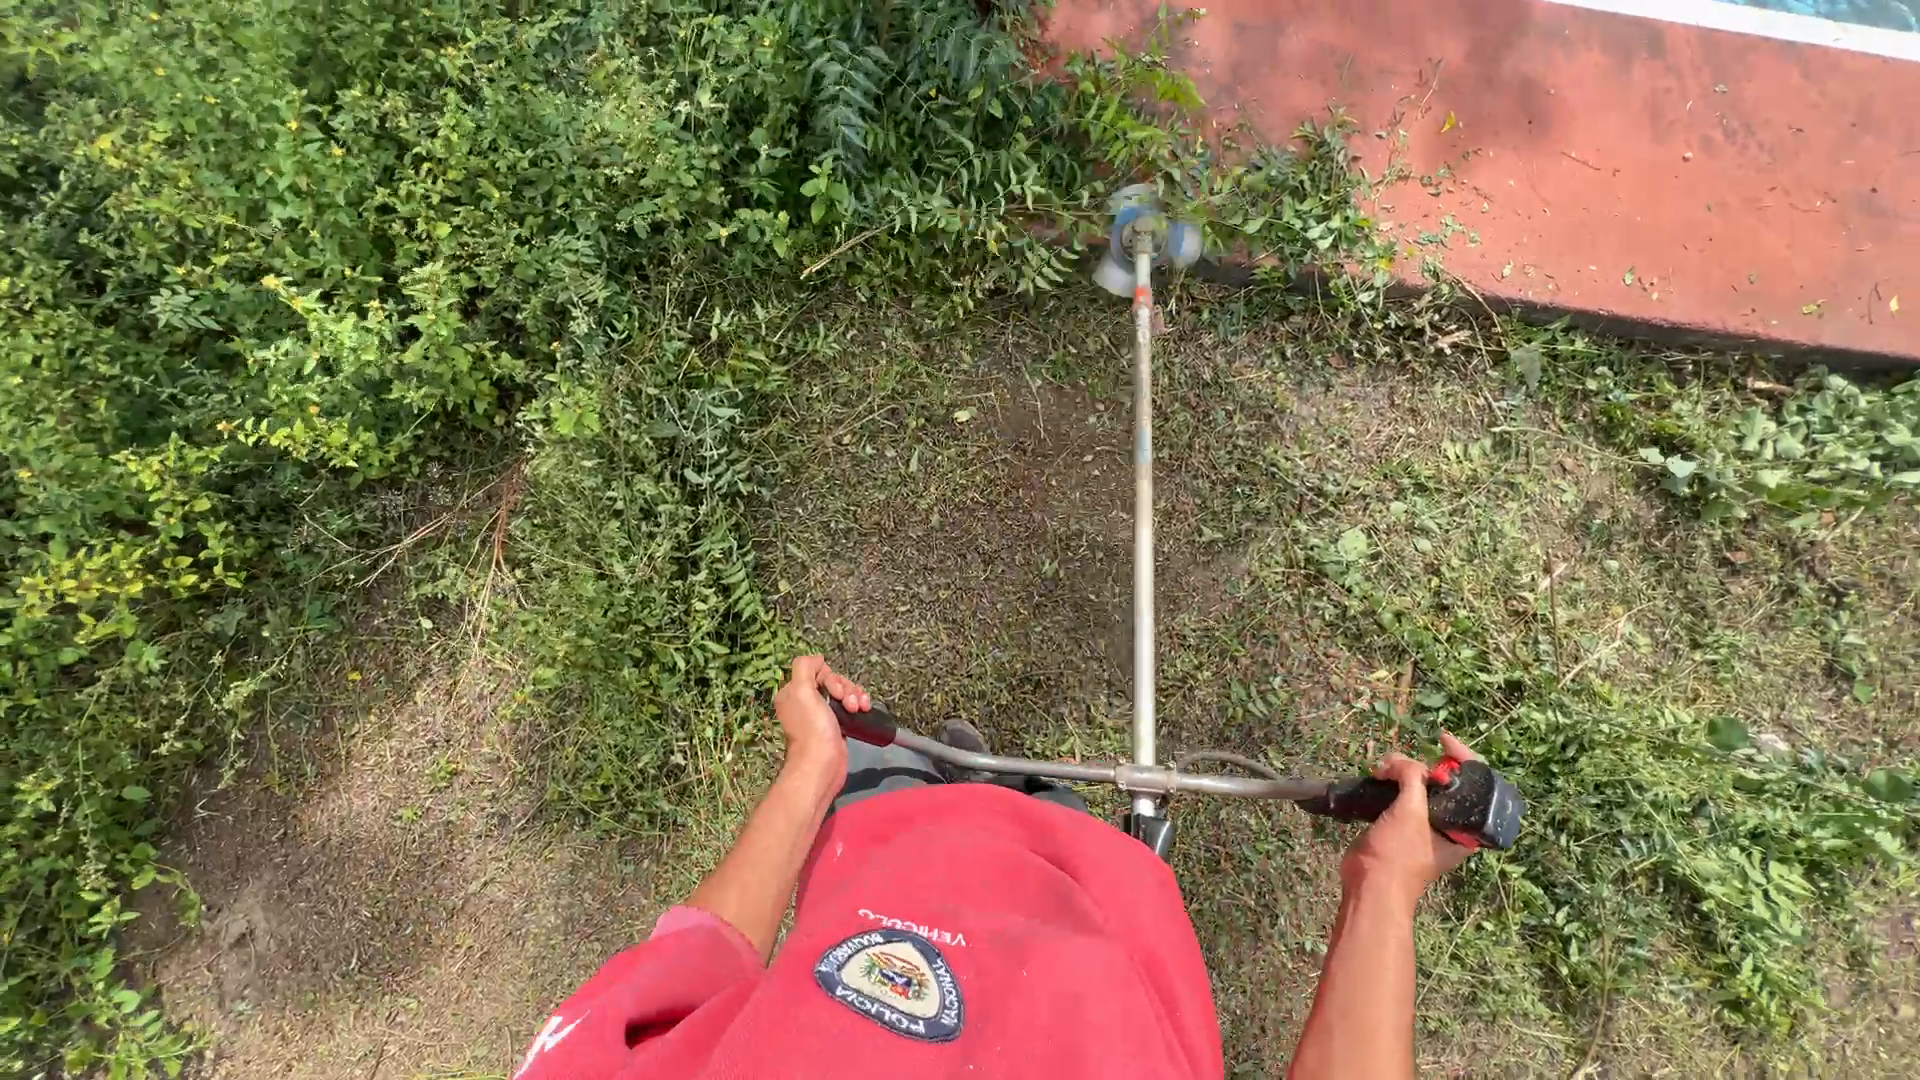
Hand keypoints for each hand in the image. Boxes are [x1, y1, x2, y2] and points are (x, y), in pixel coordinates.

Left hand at [771, 655, 868, 785]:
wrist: (822, 764)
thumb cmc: (812, 728)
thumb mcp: (801, 691)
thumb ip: (805, 667)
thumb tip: (818, 658)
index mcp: (793, 692)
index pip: (816, 670)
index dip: (830, 678)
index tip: (836, 692)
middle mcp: (805, 701)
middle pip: (832, 680)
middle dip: (845, 687)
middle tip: (848, 702)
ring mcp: (822, 713)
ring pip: (843, 692)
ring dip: (855, 695)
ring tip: (859, 708)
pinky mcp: (837, 724)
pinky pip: (850, 705)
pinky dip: (859, 703)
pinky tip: (865, 708)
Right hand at [1339, 733, 1480, 908]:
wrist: (1370, 882)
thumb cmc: (1400, 853)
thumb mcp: (1410, 813)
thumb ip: (1413, 780)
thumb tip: (1401, 762)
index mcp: (1466, 827)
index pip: (1476, 784)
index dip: (1463, 757)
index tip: (1442, 740)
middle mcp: (1450, 823)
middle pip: (1443, 781)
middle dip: (1420, 764)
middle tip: (1397, 762)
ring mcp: (1423, 823)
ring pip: (1419, 785)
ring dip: (1400, 771)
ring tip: (1381, 769)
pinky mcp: (1399, 823)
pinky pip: (1400, 794)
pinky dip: (1390, 782)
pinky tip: (1377, 777)